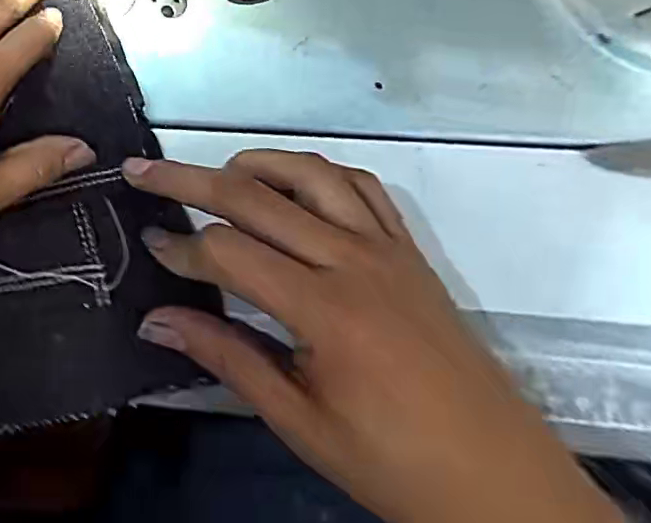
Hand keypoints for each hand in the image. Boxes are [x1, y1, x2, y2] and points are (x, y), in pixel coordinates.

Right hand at [125, 151, 619, 522]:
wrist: (508, 487)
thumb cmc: (397, 465)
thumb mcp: (301, 423)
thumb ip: (225, 358)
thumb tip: (154, 322)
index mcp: (326, 310)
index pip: (229, 253)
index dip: (180, 248)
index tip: (149, 244)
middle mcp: (353, 260)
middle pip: (253, 196)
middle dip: (186, 180)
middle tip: (142, 172)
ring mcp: (386, 248)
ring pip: (307, 173)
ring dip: (253, 163)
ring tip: (214, 172)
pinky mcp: (410, 250)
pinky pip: (360, 185)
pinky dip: (315, 172)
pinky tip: (291, 184)